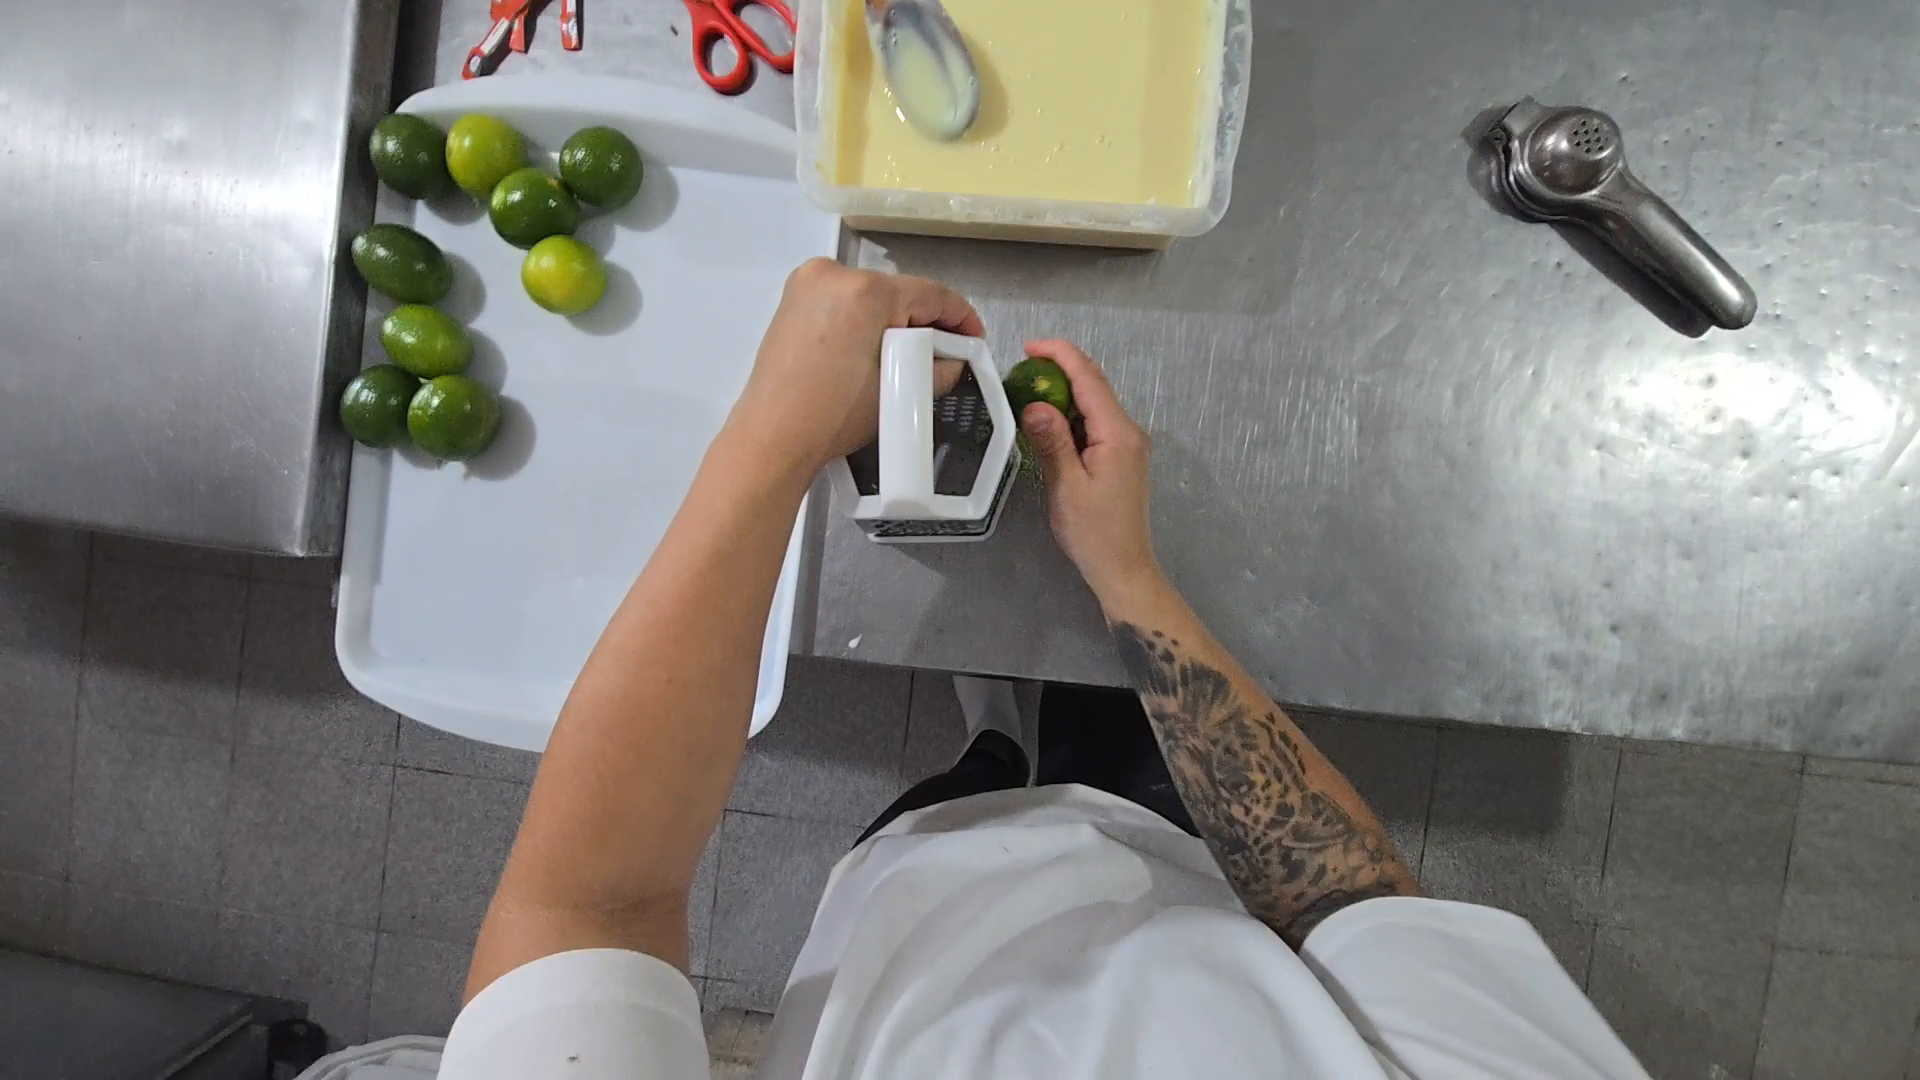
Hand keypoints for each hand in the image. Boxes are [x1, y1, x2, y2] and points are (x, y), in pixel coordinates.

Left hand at [729, 258, 981, 472]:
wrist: (773, 437)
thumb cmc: (833, 416)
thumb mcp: (897, 391)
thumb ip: (938, 369)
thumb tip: (953, 360)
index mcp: (863, 291)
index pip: (929, 293)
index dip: (960, 316)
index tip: (975, 338)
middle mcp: (832, 275)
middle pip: (898, 292)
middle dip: (925, 322)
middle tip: (945, 353)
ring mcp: (806, 284)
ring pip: (871, 297)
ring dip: (895, 321)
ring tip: (910, 357)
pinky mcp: (793, 302)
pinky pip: (845, 303)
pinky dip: (866, 322)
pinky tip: (875, 351)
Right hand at [1018, 340, 1162, 602]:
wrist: (1122, 567)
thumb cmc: (1093, 532)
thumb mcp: (1066, 486)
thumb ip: (1052, 441)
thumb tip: (1034, 404)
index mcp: (1118, 433)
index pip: (1089, 379)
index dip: (1061, 355)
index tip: (1029, 347)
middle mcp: (1129, 431)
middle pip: (1095, 385)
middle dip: (1061, 369)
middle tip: (1022, 369)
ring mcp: (1127, 444)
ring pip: (1095, 403)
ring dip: (1064, 393)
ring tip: (1029, 392)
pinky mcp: (1121, 456)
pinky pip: (1095, 423)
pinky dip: (1072, 415)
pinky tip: (1049, 422)